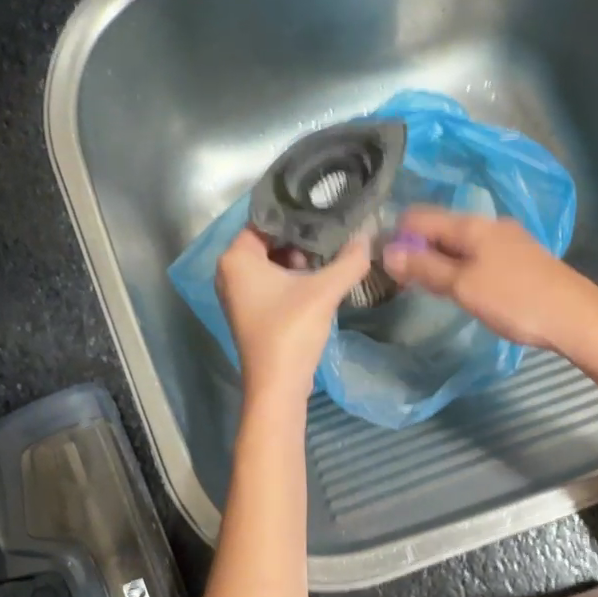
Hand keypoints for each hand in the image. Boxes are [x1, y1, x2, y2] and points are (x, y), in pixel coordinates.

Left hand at [215, 229, 370, 399]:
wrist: (278, 385)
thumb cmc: (291, 331)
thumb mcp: (324, 291)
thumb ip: (349, 261)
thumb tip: (368, 237)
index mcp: (236, 257)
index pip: (265, 219)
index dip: (295, 215)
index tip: (324, 210)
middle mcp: (229, 272)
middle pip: (268, 241)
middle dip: (299, 239)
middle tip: (331, 235)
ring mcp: (237, 295)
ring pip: (271, 264)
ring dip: (297, 261)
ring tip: (328, 258)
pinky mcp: (249, 313)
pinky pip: (270, 284)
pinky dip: (290, 280)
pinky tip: (317, 283)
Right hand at [382, 207, 597, 354]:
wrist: (576, 317)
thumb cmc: (515, 301)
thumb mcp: (463, 286)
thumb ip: (425, 267)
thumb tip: (388, 250)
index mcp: (472, 225)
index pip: (419, 216)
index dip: (397, 236)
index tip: (384, 266)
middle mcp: (489, 224)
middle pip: (440, 229)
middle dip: (418, 249)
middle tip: (402, 283)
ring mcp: (508, 241)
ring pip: (460, 244)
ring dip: (440, 261)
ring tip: (430, 290)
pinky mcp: (521, 260)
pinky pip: (478, 256)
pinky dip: (462, 268)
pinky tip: (464, 291)